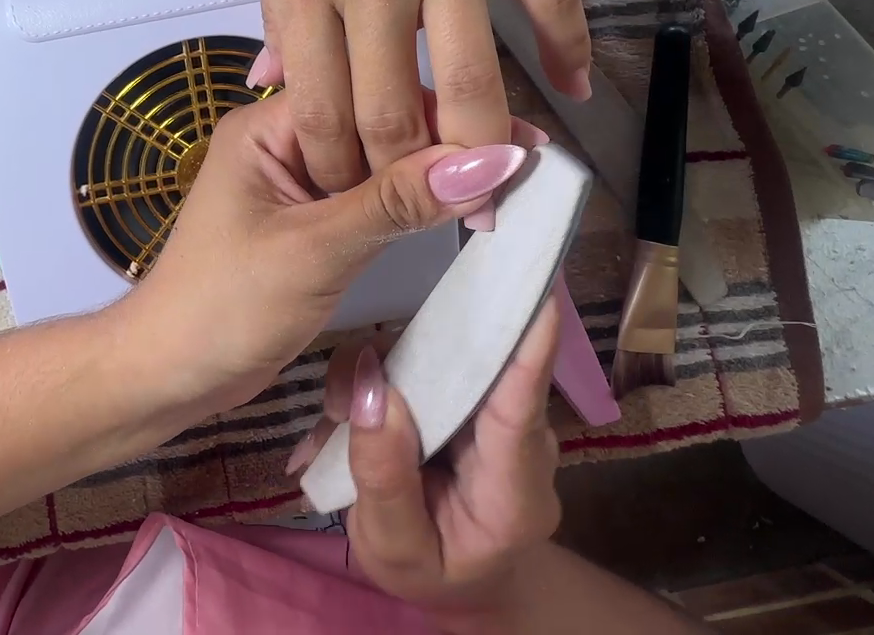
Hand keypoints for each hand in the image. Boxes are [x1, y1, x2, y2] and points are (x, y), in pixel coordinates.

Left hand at [121, 92, 547, 414]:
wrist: (171, 373)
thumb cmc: (226, 306)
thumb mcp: (314, 250)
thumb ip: (397, 203)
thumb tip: (494, 158)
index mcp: (267, 127)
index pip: (365, 95)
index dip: (440, 114)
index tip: (517, 135)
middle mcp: (282, 144)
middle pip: (376, 126)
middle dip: (444, 146)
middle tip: (528, 159)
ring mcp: (295, 186)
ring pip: (377, 167)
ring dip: (433, 179)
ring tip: (512, 181)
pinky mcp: (307, 225)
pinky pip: (367, 203)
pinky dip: (410, 209)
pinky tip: (461, 208)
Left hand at [248, 0, 590, 196]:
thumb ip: (281, 15)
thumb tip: (283, 85)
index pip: (325, 116)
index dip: (341, 174)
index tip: (355, 199)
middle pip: (399, 116)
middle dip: (410, 181)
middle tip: (428, 212)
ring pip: (479, 80)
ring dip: (487, 148)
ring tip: (495, 185)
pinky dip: (570, 51)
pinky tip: (573, 91)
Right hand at [285, 297, 565, 626]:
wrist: (460, 575)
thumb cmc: (435, 569)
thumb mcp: (395, 548)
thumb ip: (383, 476)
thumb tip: (372, 387)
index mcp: (512, 491)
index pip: (522, 413)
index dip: (529, 353)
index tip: (537, 297)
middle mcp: (510, 436)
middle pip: (467, 368)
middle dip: (400, 362)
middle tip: (339, 409)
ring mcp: (483, 407)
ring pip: (428, 355)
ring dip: (370, 375)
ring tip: (336, 425)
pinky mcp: (454, 389)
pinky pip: (408, 358)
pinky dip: (367, 378)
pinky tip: (343, 418)